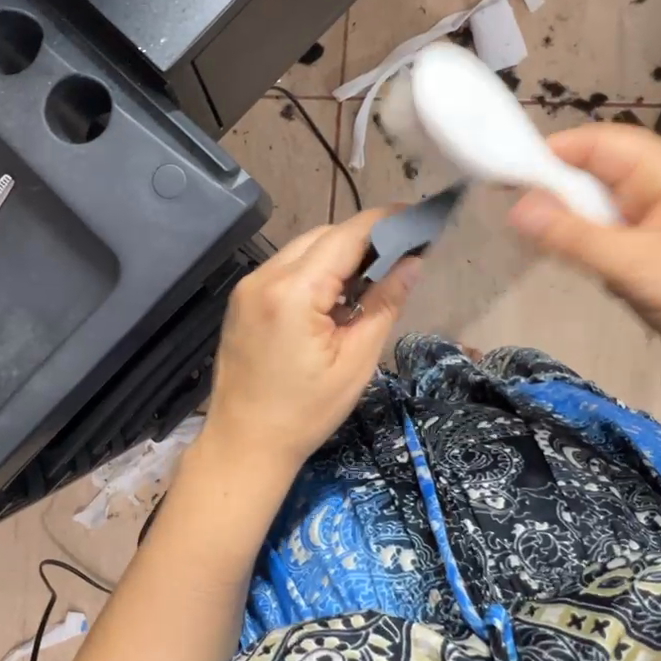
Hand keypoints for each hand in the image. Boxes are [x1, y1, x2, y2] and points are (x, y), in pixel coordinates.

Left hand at [196, 210, 421, 474]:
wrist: (244, 442)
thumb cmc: (305, 412)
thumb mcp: (356, 361)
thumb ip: (385, 304)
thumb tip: (413, 261)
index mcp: (293, 291)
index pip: (346, 235)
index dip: (386, 222)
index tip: (419, 218)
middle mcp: (264, 277)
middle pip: (322, 236)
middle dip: (363, 240)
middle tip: (400, 258)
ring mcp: (248, 287)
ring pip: (302, 249)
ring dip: (337, 255)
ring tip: (370, 282)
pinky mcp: (242, 300)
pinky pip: (284, 268)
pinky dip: (313, 271)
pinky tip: (334, 299)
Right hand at [508, 123, 660, 383]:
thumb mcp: (634, 269)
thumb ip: (571, 236)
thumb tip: (514, 206)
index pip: (598, 141)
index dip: (550, 154)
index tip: (506, 181)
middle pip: (601, 167)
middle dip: (562, 192)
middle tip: (528, 226)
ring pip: (608, 197)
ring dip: (579, 220)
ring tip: (564, 252)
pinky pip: (621, 222)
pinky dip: (598, 238)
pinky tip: (596, 266)